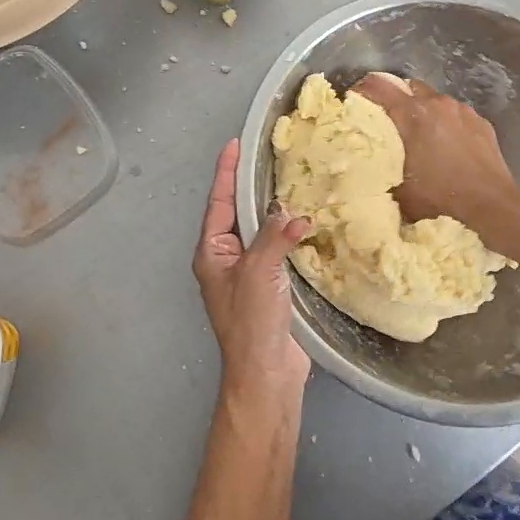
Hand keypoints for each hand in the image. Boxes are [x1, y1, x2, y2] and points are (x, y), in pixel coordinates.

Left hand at [194, 139, 311, 402]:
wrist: (266, 375)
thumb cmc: (251, 322)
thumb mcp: (259, 272)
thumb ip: (273, 236)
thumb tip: (293, 213)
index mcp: (211, 252)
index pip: (219, 201)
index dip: (227, 172)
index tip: (234, 144)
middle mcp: (226, 259)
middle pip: (238, 213)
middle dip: (252, 186)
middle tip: (269, 155)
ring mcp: (248, 274)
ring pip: (260, 231)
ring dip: (274, 210)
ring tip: (291, 181)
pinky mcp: (270, 288)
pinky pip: (278, 250)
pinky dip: (290, 234)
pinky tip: (307, 222)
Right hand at [352, 73, 518, 222]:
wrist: (491, 206)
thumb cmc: (439, 199)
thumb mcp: (397, 189)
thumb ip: (381, 167)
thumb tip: (367, 164)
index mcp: (411, 115)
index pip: (378, 86)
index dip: (362, 90)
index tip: (354, 100)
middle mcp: (437, 104)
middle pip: (408, 87)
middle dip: (396, 99)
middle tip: (388, 121)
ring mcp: (462, 111)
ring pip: (434, 100)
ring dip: (423, 112)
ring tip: (421, 136)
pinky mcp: (481, 122)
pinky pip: (455, 114)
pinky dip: (446, 123)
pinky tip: (448, 146)